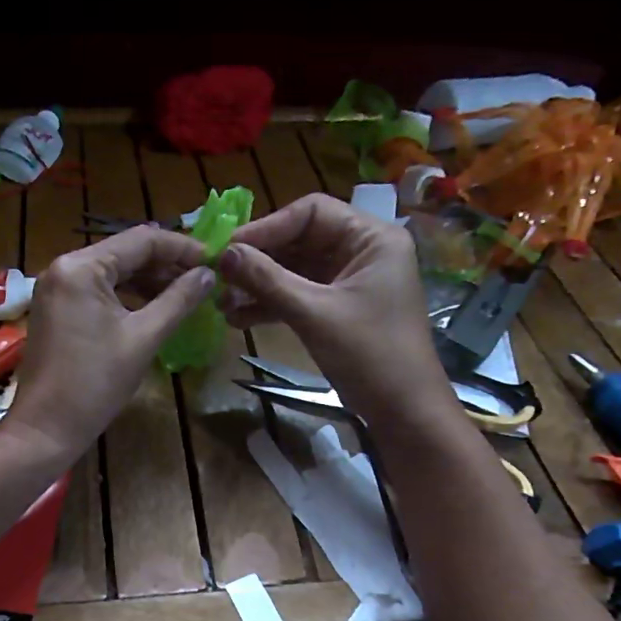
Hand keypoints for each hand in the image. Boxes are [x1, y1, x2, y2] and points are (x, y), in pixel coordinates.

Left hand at [4, 226, 215, 456]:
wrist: (46, 427)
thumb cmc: (95, 383)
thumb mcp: (144, 337)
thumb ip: (178, 300)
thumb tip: (208, 274)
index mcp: (80, 267)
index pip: (142, 240)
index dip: (182, 247)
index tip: (215, 260)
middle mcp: (62, 268)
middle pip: (124, 253)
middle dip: (165, 265)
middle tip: (204, 279)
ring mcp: (54, 289)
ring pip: (111, 273)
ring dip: (147, 281)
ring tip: (185, 295)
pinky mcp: (54, 310)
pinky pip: (95, 292)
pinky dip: (124, 297)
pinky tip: (153, 308)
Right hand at [217, 193, 453, 426]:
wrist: (402, 408)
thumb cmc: (369, 354)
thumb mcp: (313, 313)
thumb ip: (267, 279)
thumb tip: (224, 253)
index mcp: (370, 238)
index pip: (310, 212)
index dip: (265, 227)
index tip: (226, 248)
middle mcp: (360, 251)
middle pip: (297, 239)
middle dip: (257, 259)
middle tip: (217, 277)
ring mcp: (346, 280)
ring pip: (291, 269)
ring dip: (256, 284)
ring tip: (222, 303)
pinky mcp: (334, 307)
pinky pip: (294, 294)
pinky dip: (267, 304)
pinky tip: (237, 318)